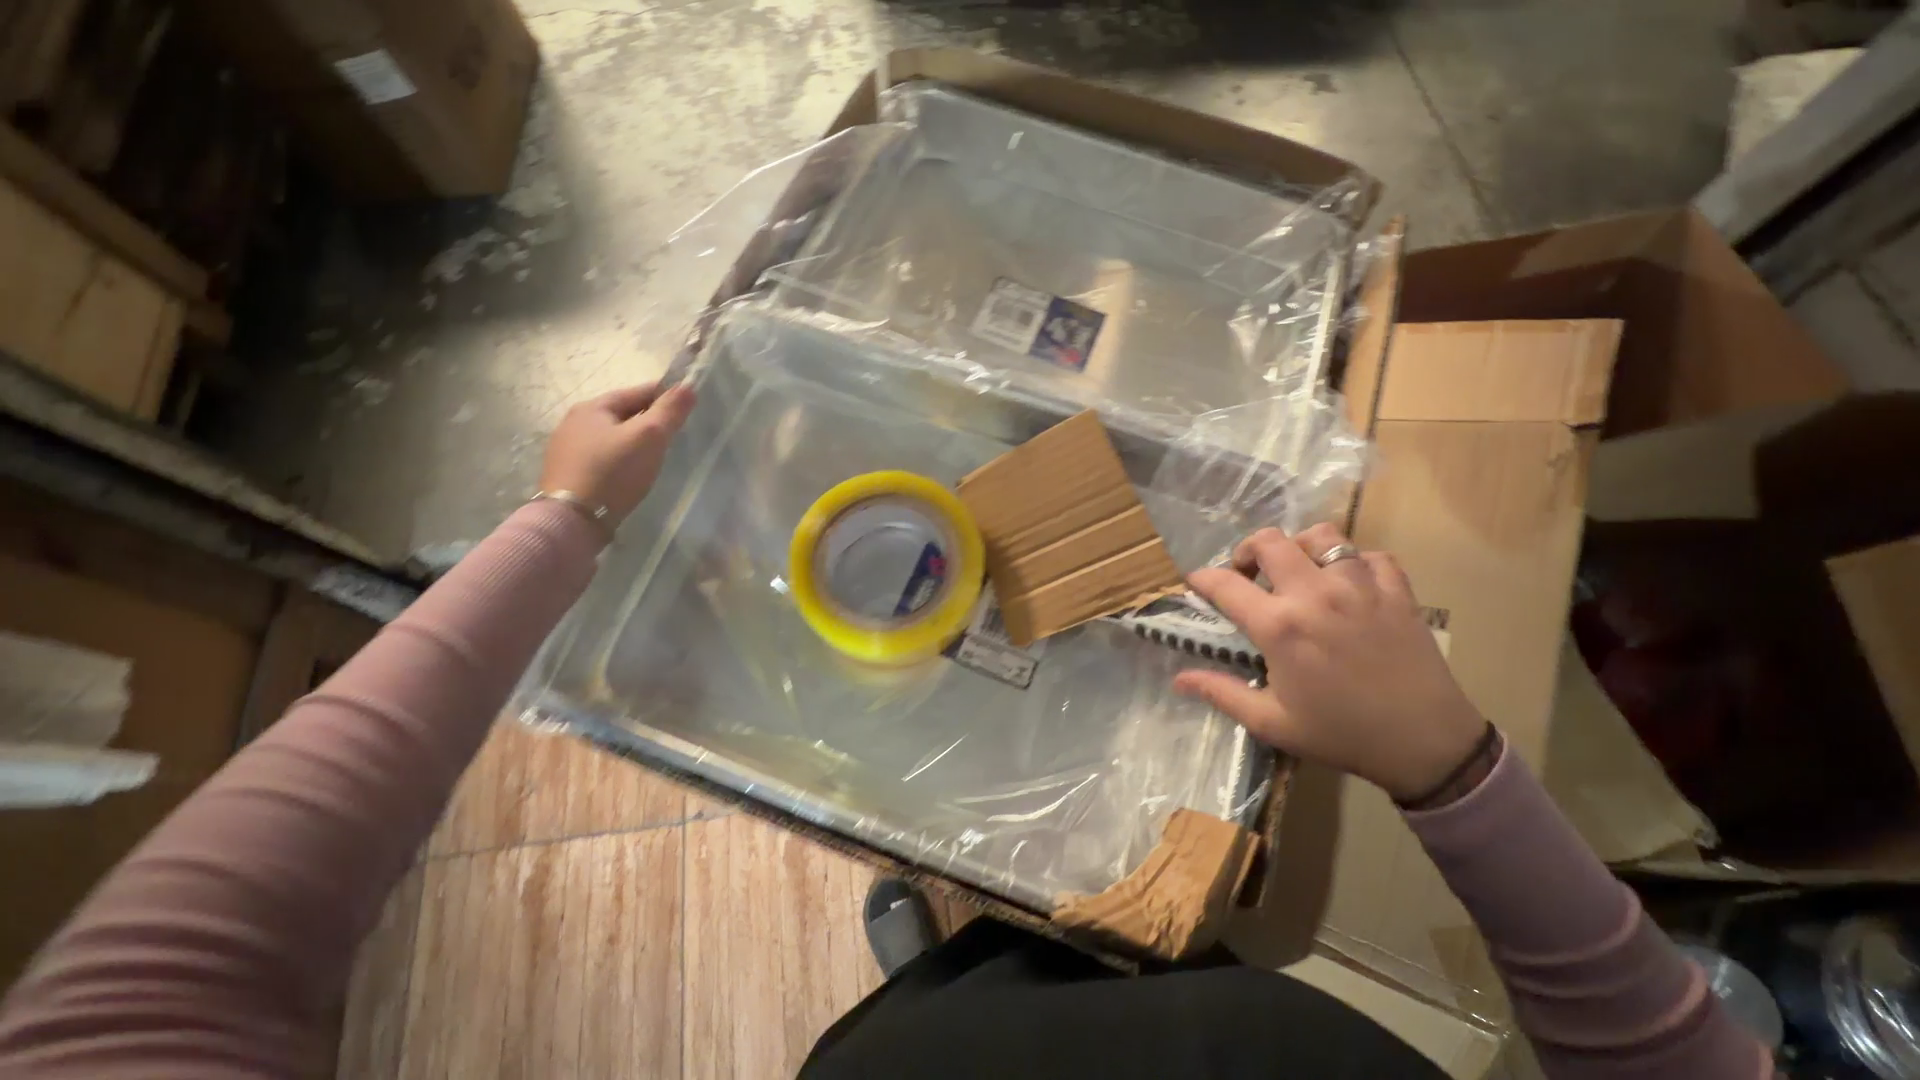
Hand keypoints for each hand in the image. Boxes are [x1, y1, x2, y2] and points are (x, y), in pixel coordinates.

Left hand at [539, 382, 695, 524]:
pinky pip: (600, 457)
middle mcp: (573, 422)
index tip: (685, 408)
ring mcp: (566, 449)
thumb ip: (669, 411)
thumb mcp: (648, 438)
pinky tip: (628, 473)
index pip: (637, 392)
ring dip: (631, 441)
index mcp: (592, 407)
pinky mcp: (566, 474)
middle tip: (672, 436)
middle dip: (647, 420)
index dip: (664, 397)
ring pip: (610, 437)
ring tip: (652, 457)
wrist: (573, 520)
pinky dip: (618, 459)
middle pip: (621, 415)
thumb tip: (688, 385)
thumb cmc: (613, 472)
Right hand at [1171, 524, 1486, 802]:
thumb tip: (1179, 679)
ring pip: (1323, 536)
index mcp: (1280, 626)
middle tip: (1249, 574)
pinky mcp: (1397, 591)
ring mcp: (1360, 587)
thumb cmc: (1340, 734)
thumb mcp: (1272, 722)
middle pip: (1271, 541)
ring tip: (1300, 570)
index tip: (1196, 582)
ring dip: (1302, 548)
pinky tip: (1350, 584)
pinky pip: (1372, 556)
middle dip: (1249, 551)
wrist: (1424, 742)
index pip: (1226, 584)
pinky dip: (1355, 562)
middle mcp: (1316, 594)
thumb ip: (1223, 693)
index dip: (1202, 579)